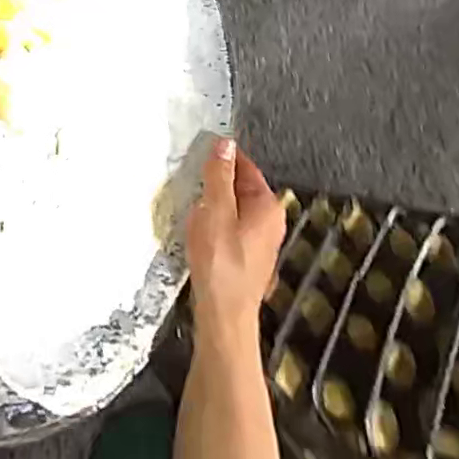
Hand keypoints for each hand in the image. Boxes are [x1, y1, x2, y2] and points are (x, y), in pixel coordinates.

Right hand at [186, 137, 283, 338]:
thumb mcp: (215, 210)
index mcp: (267, 205)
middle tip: (188, 178)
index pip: (244, 165)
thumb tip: (225, 143)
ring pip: (232, 207)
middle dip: (214, 181)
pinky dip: (213, 221)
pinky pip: (229, 225)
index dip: (220, 157)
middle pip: (238, 186)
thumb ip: (219, 176)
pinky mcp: (246, 255)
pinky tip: (196, 228)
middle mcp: (270, 220)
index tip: (195, 154)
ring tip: (188, 202)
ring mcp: (260, 240)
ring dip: (211, 202)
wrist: (223, 315)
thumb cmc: (220, 260)